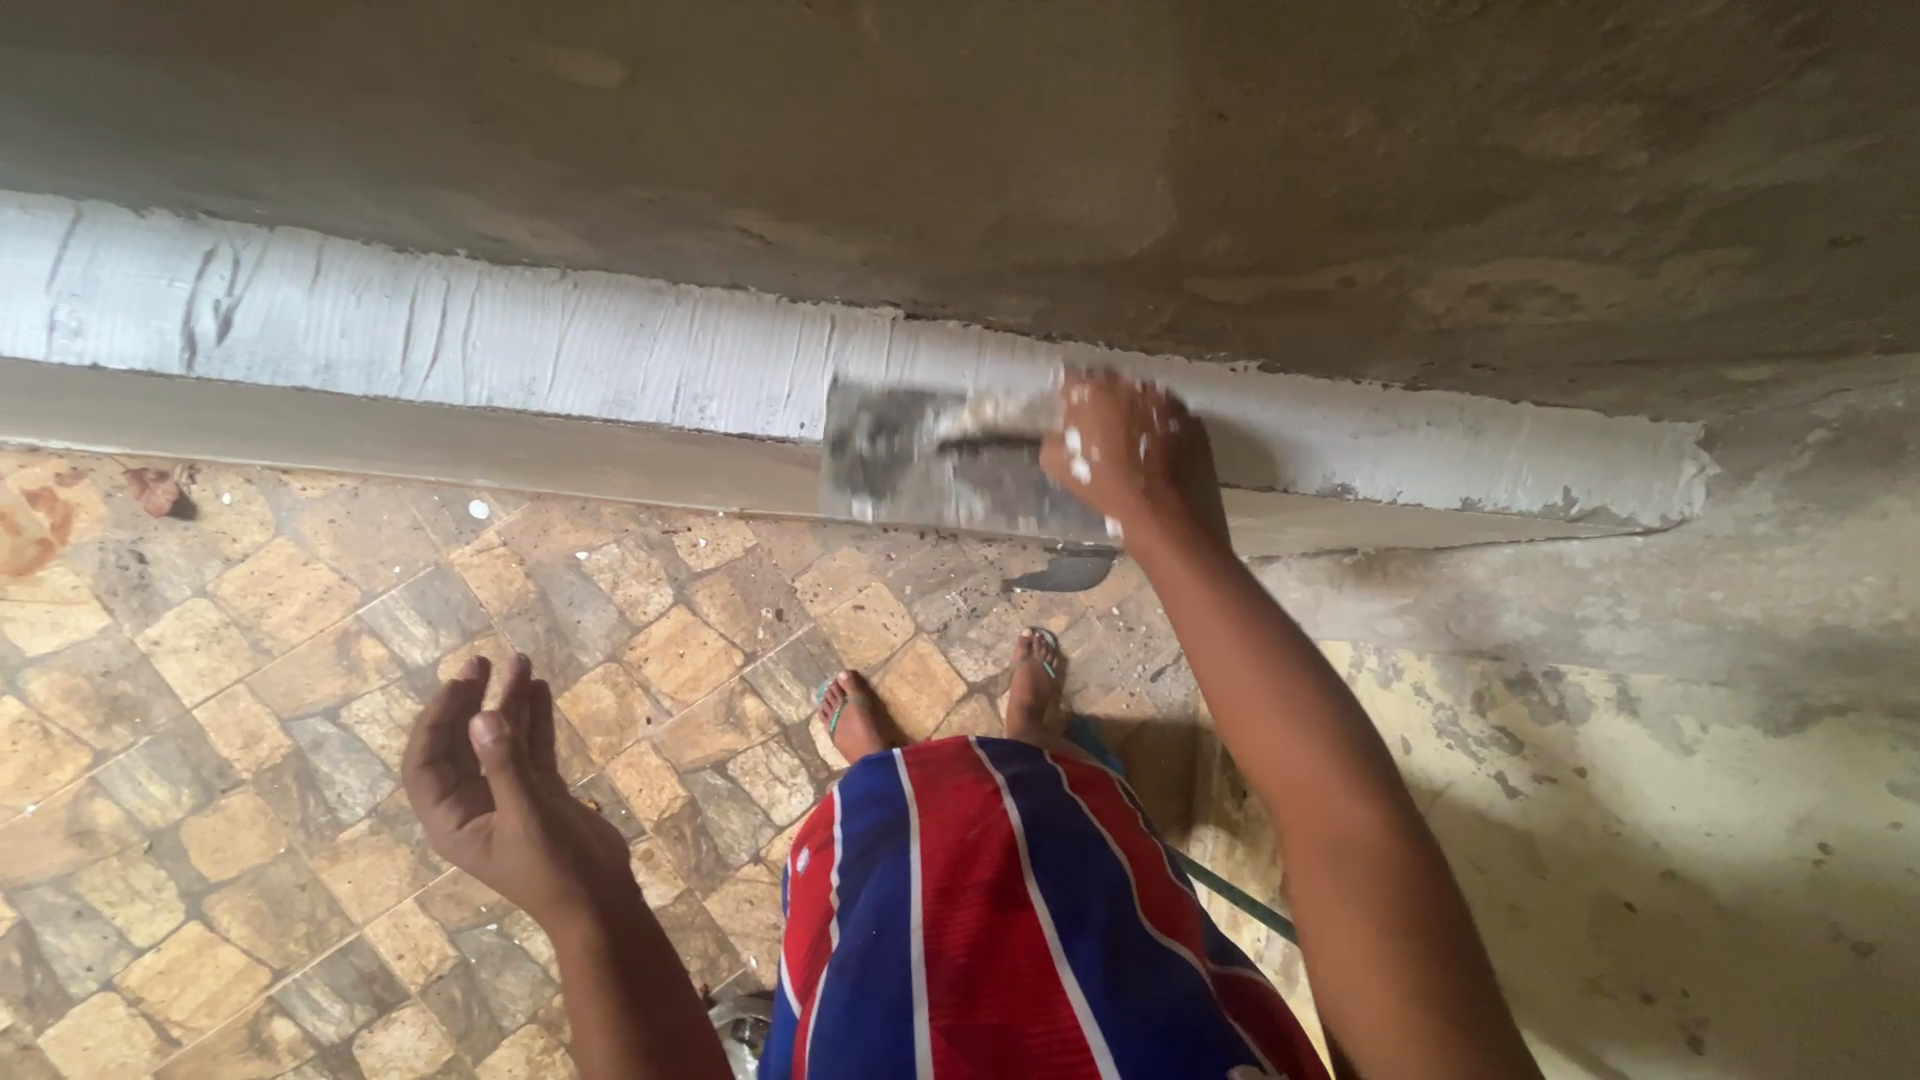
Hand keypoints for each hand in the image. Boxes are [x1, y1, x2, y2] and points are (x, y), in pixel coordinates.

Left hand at [403, 654, 637, 928]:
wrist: (598, 898)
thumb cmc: (552, 868)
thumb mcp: (527, 816)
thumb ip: (505, 766)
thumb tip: (481, 717)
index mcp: (451, 820)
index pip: (426, 760)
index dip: (438, 718)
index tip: (461, 682)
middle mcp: (472, 804)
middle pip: (461, 744)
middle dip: (471, 702)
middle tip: (484, 661)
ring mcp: (509, 795)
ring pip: (501, 739)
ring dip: (508, 703)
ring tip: (520, 662)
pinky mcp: (542, 792)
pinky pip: (532, 748)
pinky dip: (535, 720)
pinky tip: (540, 689)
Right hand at [1040, 369, 1223, 542]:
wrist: (1161, 509)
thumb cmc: (1106, 486)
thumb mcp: (1058, 466)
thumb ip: (1053, 438)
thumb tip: (1060, 431)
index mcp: (1093, 392)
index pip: (1072, 379)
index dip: (1070, 395)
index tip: (1070, 410)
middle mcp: (1130, 385)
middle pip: (1110, 382)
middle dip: (1104, 399)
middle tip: (1101, 424)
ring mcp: (1164, 397)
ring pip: (1141, 395)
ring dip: (1134, 408)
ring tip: (1132, 435)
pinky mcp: (1189, 414)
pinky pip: (1167, 411)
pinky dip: (1159, 421)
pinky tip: (1157, 445)